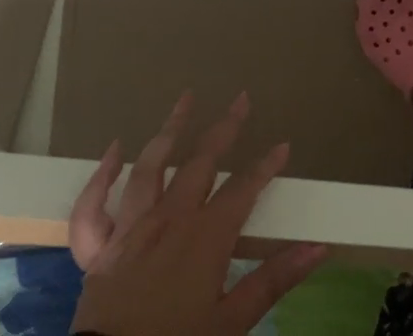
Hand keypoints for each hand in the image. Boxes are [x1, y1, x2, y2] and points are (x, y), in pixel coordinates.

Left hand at [67, 91, 327, 334]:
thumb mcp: (233, 321)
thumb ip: (275, 280)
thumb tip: (319, 248)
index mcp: (206, 236)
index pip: (244, 189)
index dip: (265, 166)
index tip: (283, 145)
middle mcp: (169, 220)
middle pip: (200, 163)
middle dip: (224, 129)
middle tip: (240, 98)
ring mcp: (130, 229)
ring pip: (149, 169)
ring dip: (168, 132)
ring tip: (184, 101)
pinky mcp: (99, 249)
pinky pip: (93, 207)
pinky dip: (101, 176)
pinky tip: (114, 149)